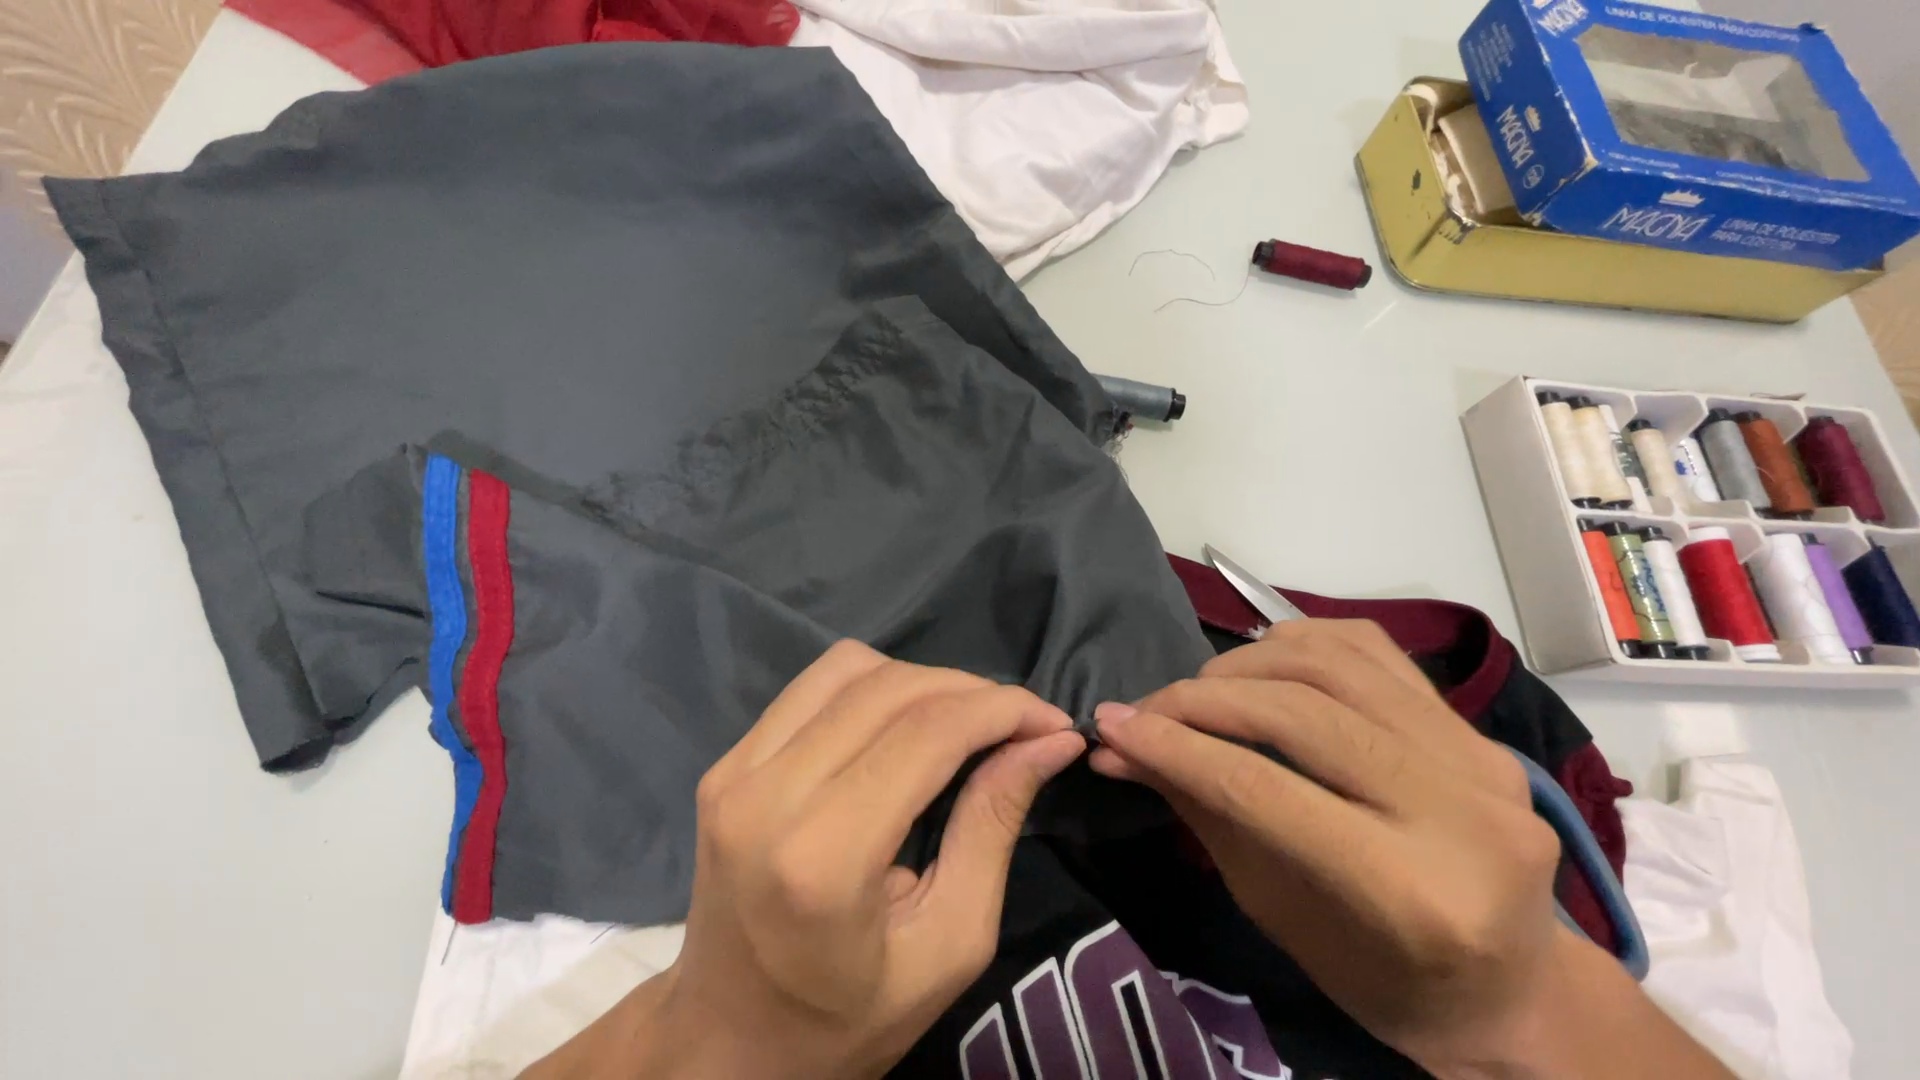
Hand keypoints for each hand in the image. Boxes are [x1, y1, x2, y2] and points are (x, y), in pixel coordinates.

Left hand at [525, 640, 1085, 1079]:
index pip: (927, 733)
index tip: (1054, 722)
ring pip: (848, 668)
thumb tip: (1049, 741)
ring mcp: (735, 771)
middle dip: (972, 691)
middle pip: (891, 689)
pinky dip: (872, 687)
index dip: (1002, 709)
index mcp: (823, 857)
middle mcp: (766, 794)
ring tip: (966, 720)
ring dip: (922, 680)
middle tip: (1022, 723)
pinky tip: (903, 723)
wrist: (728, 1039)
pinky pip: (812, 687)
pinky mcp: (725, 762)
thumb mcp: (950, 943)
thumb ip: (994, 826)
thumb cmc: (849, 1016)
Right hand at [1088, 620, 1729, 1079]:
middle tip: (1143, 710)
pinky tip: (1262, 664)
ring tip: (1200, 688)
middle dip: (1202, 700)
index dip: (1175, 748)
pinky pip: (1375, 652)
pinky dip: (1302, 644)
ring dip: (1247, 664)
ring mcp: (1482, 759)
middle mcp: (1462, 812)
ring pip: (1338, 664)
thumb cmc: (1379, 980)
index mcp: (1411, 891)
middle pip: (1301, 713)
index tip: (1110, 725)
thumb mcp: (1275, 911)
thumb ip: (1203, 815)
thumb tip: (1120, 748)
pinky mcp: (1480, 731)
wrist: (1512, 992)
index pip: (1264, 789)